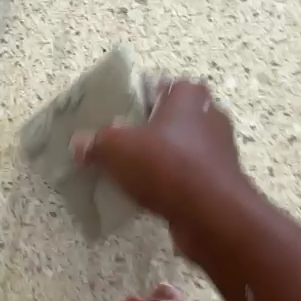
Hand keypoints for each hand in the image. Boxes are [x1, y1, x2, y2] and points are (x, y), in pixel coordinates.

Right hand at [73, 78, 253, 265]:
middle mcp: (210, 114)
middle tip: (117, 147)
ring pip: (178, 149)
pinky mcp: (220, 180)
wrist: (211, 214)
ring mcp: (219, 149)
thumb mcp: (116, 148)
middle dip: (145, 133)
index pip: (157, 86)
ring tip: (128, 175)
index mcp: (189, 95)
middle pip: (167, 119)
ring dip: (158, 161)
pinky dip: (170, 184)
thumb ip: (97, 142)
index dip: (134, 100)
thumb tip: (80, 145)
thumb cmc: (166, 165)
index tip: (114, 118)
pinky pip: (187, 176)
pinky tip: (148, 197)